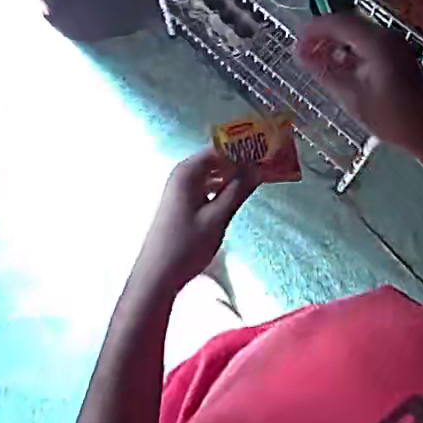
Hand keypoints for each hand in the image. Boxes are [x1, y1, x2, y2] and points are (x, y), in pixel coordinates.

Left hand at [129, 149, 257, 295]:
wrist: (156, 277)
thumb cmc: (186, 246)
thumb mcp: (217, 218)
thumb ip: (238, 190)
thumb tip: (259, 168)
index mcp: (188, 171)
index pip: (219, 146)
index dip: (242, 145)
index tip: (265, 147)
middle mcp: (183, 173)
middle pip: (216, 157)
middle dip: (240, 159)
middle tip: (266, 162)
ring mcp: (181, 187)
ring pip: (212, 172)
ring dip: (233, 173)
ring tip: (258, 174)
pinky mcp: (183, 201)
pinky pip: (207, 184)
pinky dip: (223, 185)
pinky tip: (238, 191)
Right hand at [295, 14, 422, 158]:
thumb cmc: (392, 117)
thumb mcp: (352, 96)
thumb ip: (324, 71)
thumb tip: (299, 53)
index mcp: (376, 43)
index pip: (339, 23)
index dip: (315, 28)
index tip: (296, 38)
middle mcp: (386, 37)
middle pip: (348, 25)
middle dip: (323, 34)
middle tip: (302, 49)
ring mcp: (394, 45)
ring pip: (357, 34)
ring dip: (335, 42)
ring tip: (315, 57)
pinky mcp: (397, 55)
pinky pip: (367, 44)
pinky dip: (349, 50)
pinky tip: (338, 66)